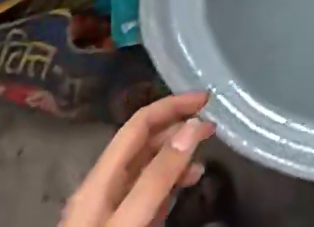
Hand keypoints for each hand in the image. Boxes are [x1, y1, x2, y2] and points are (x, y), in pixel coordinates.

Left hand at [62, 91, 215, 226]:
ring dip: (176, 157)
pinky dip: (168, 184)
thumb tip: (192, 126)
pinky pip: (144, 194)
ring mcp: (106, 212)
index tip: (208, 100)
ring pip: (146, 168)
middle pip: (143, 143)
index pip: (138, 124)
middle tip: (214, 129)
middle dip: (178, 129)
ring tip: (202, 165)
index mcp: (99, 181)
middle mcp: (101, 189)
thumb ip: (158, 176)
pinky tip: (182, 191)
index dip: (172, 105)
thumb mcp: (129, 223)